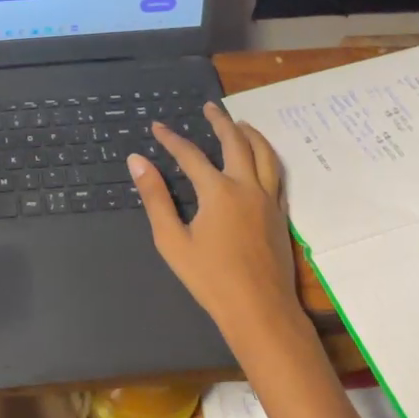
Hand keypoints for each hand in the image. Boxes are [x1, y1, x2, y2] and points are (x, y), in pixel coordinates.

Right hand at [129, 104, 302, 344]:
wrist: (260, 310)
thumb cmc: (211, 279)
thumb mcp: (172, 240)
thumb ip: (155, 198)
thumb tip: (137, 161)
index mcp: (218, 191)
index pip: (190, 155)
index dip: (172, 139)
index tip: (157, 127)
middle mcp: (246, 186)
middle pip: (236, 142)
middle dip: (220, 122)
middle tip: (209, 108)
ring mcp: (268, 200)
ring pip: (264, 154)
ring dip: (250, 134)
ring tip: (240, 124)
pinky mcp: (281, 215)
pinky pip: (277, 175)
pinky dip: (267, 158)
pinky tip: (262, 160)